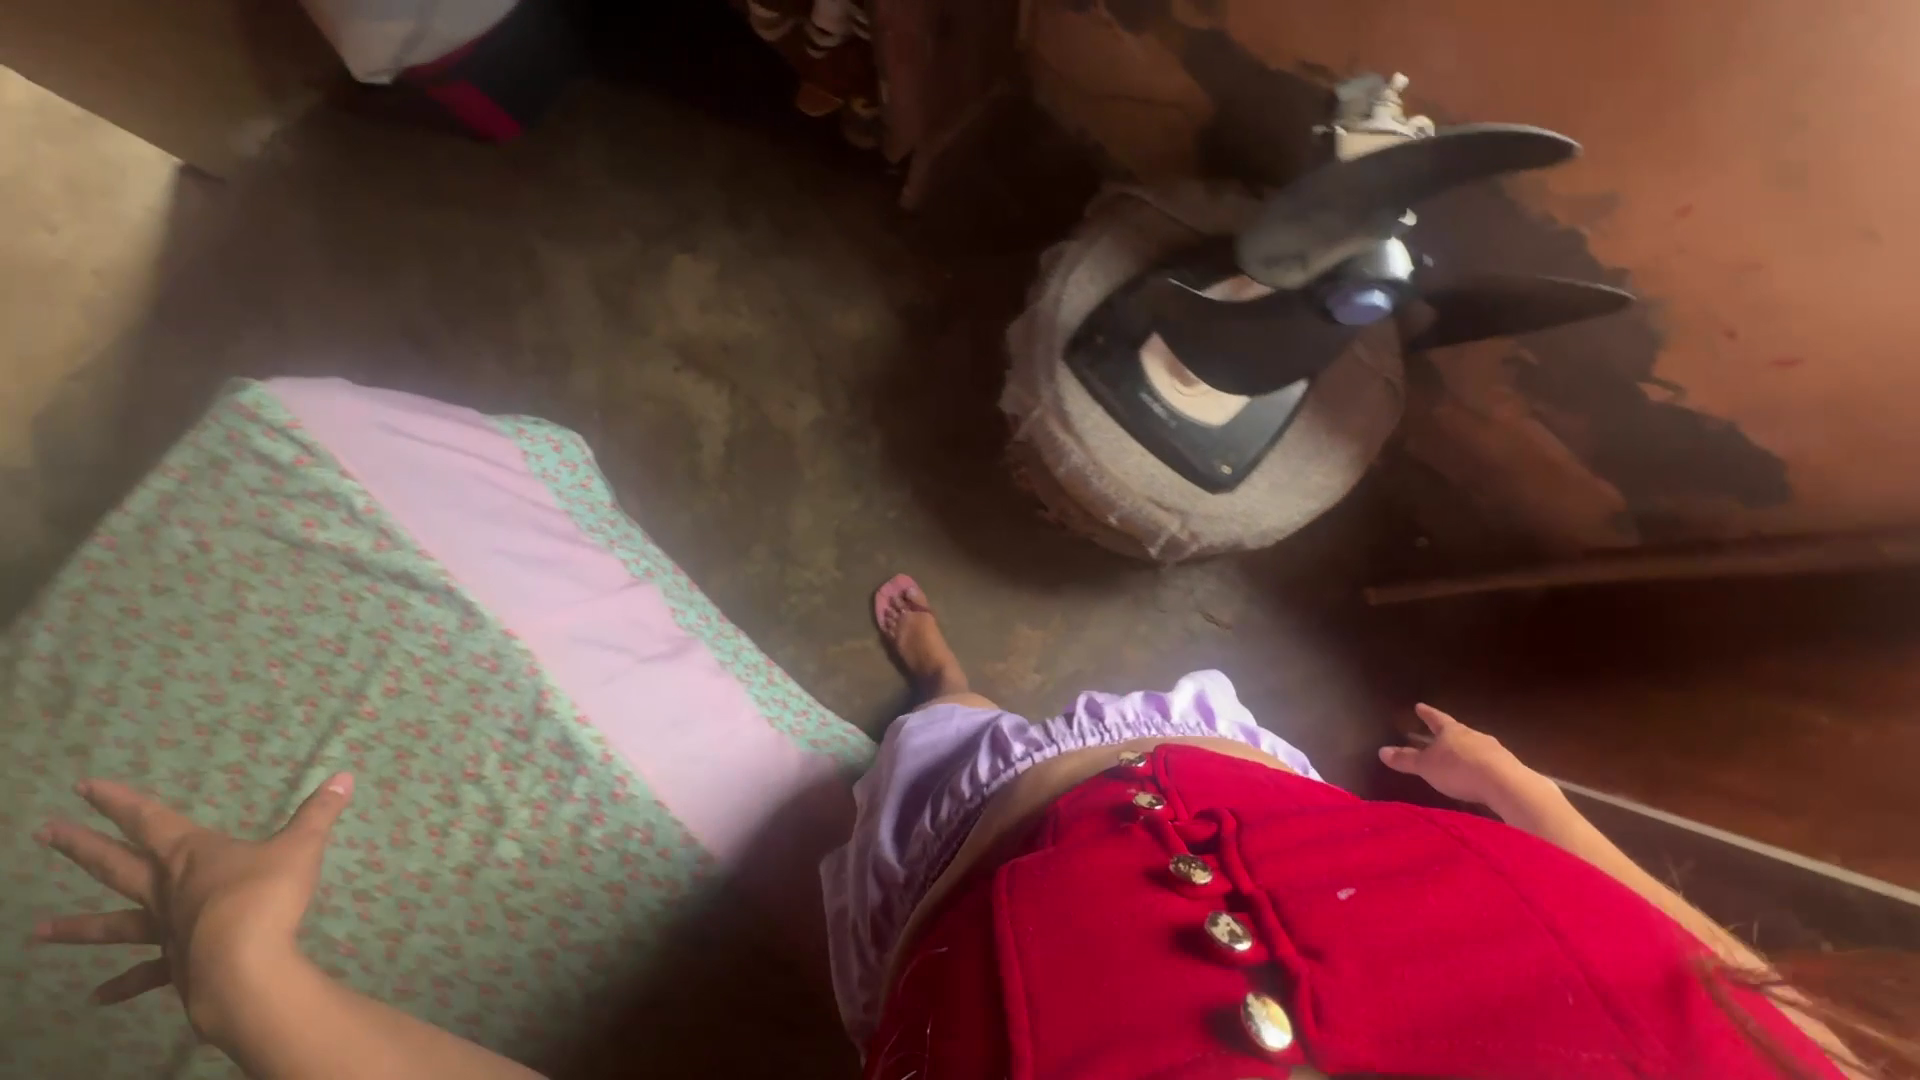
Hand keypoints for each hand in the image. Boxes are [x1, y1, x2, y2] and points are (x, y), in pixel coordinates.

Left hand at [32, 773, 353, 1044]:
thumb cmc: (267, 895)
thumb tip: (343, 777)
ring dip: (78, 926)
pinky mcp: (172, 963)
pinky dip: (121, 984)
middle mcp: (168, 889)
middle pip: (118, 865)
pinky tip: (96, 997)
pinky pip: (143, 973)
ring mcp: (165, 928)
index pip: (152, 821)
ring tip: (39, 931)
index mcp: (194, 855)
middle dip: (84, 846)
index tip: (86, 787)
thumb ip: (319, 813)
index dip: (122, 803)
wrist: (243, 961)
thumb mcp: (302, 846)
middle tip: (46, 834)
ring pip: (115, 923)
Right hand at [1378, 704, 1542, 807]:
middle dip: (1449, 734)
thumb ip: (1405, 759)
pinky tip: (1480, 775)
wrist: (1506, 785)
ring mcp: (1494, 751)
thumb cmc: (1458, 769)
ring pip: (1476, 746)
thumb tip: (1382, 750)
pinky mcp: (1508, 767)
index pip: (1436, 719)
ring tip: (1461, 757)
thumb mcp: (1425, 766)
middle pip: (1458, 732)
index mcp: (1451, 731)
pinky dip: (1482, 766)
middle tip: (1441, 734)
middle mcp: (1473, 736)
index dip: (1427, 714)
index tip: (1420, 706)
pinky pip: (1490, 762)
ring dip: (1468, 750)